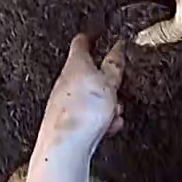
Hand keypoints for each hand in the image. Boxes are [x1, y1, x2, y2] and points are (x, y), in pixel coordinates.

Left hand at [34, 33, 124, 163]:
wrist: (64, 147)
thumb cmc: (83, 112)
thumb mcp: (109, 83)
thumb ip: (115, 65)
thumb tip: (118, 47)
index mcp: (75, 64)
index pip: (81, 42)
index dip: (91, 36)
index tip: (98, 34)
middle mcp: (65, 81)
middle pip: (87, 72)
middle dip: (105, 80)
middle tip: (118, 85)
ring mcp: (63, 102)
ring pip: (89, 96)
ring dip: (105, 102)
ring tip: (115, 112)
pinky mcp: (65, 122)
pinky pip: (86, 115)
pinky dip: (99, 119)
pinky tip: (109, 127)